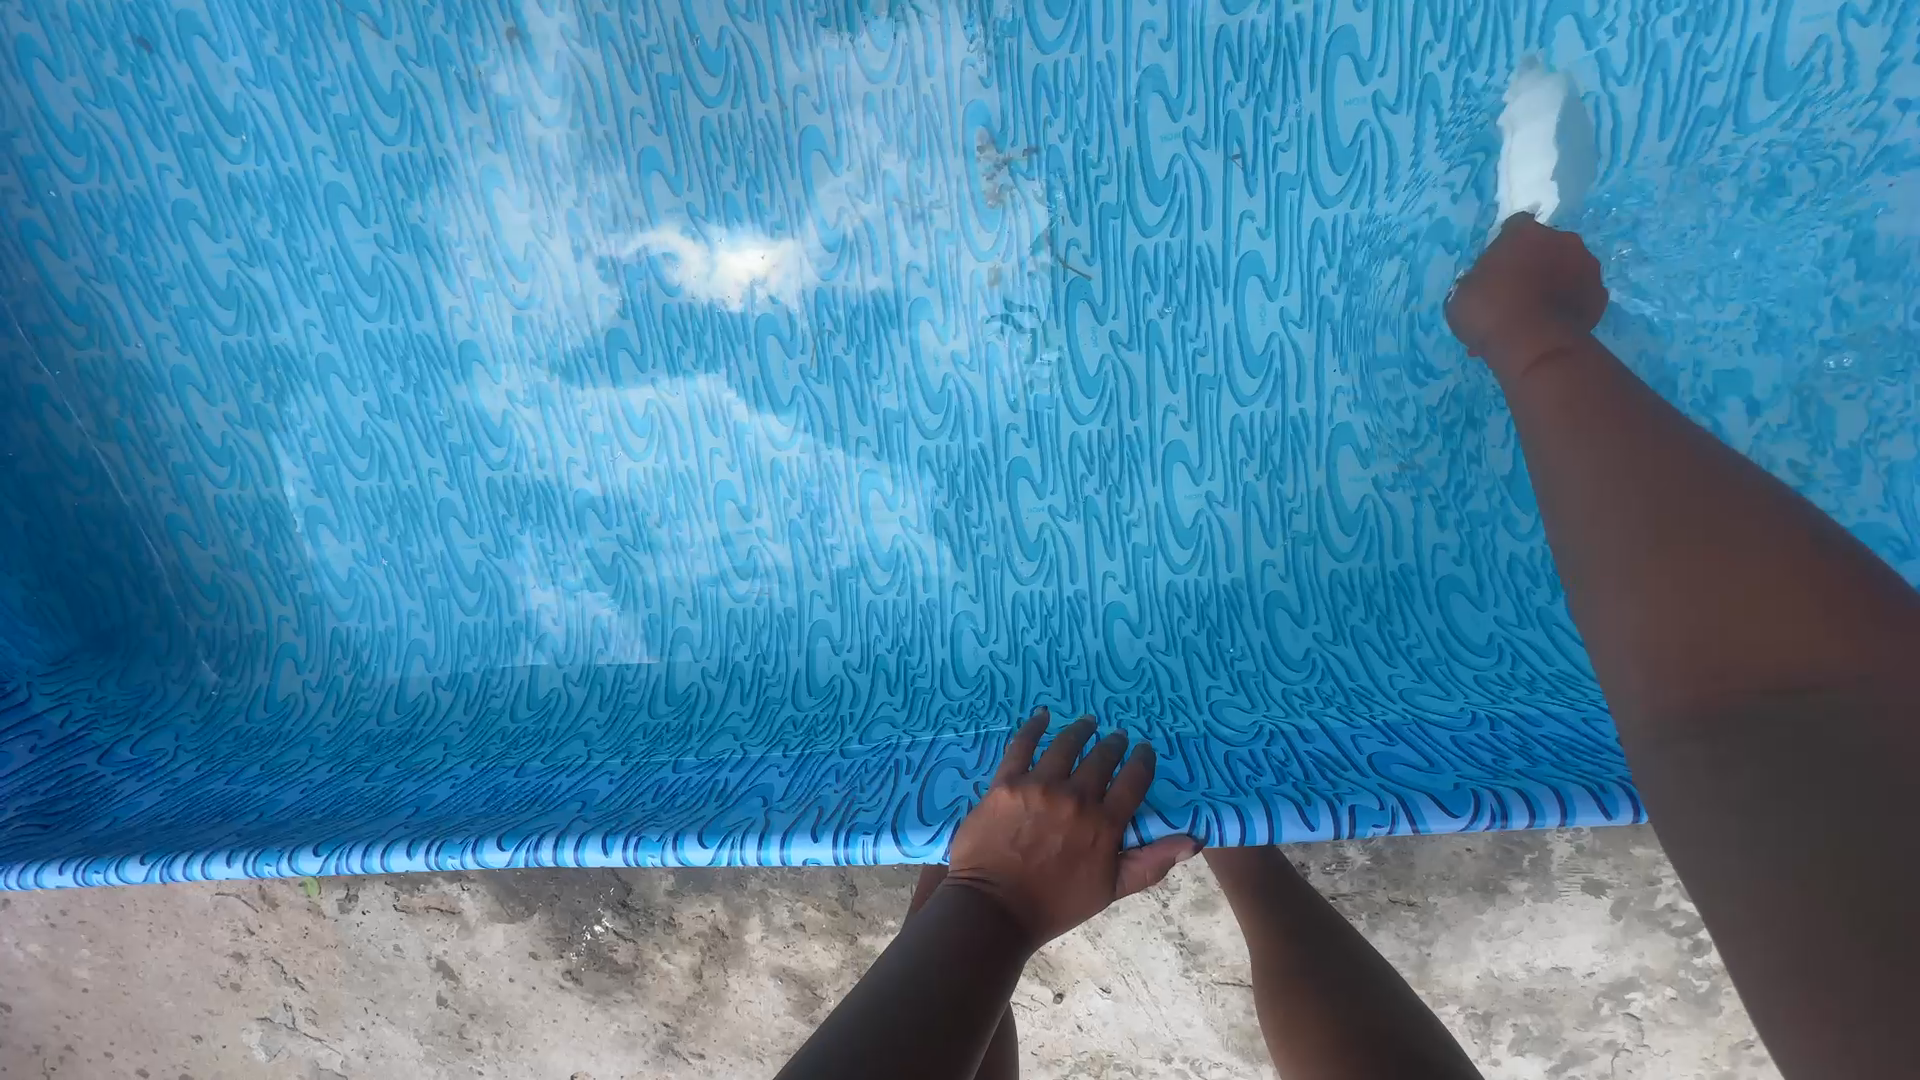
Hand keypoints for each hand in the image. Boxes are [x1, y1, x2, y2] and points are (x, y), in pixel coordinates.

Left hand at [942, 708, 1201, 947]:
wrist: (995, 909)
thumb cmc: (1055, 904)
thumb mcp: (1110, 889)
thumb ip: (1150, 863)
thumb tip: (1192, 841)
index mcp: (1104, 824)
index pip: (1133, 781)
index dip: (1142, 761)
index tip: (1144, 750)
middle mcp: (1076, 797)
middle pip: (1101, 759)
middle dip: (1113, 745)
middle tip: (1116, 737)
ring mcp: (1039, 786)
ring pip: (1066, 745)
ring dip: (1081, 731)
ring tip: (1088, 723)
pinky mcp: (1007, 782)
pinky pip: (1022, 745)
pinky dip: (1034, 726)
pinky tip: (1043, 716)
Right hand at [1446, 212, 1607, 380]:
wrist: (1532, 345)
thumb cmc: (1488, 313)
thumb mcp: (1461, 294)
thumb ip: (1477, 279)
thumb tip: (1486, 281)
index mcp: (1524, 234)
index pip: (1514, 225)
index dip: (1503, 245)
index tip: (1493, 265)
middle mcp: (1563, 240)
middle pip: (1545, 245)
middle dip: (1532, 262)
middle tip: (1512, 290)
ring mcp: (1587, 266)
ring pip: (1566, 269)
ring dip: (1551, 282)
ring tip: (1531, 313)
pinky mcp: (1599, 294)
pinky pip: (1578, 294)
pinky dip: (1566, 304)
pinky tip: (1547, 324)